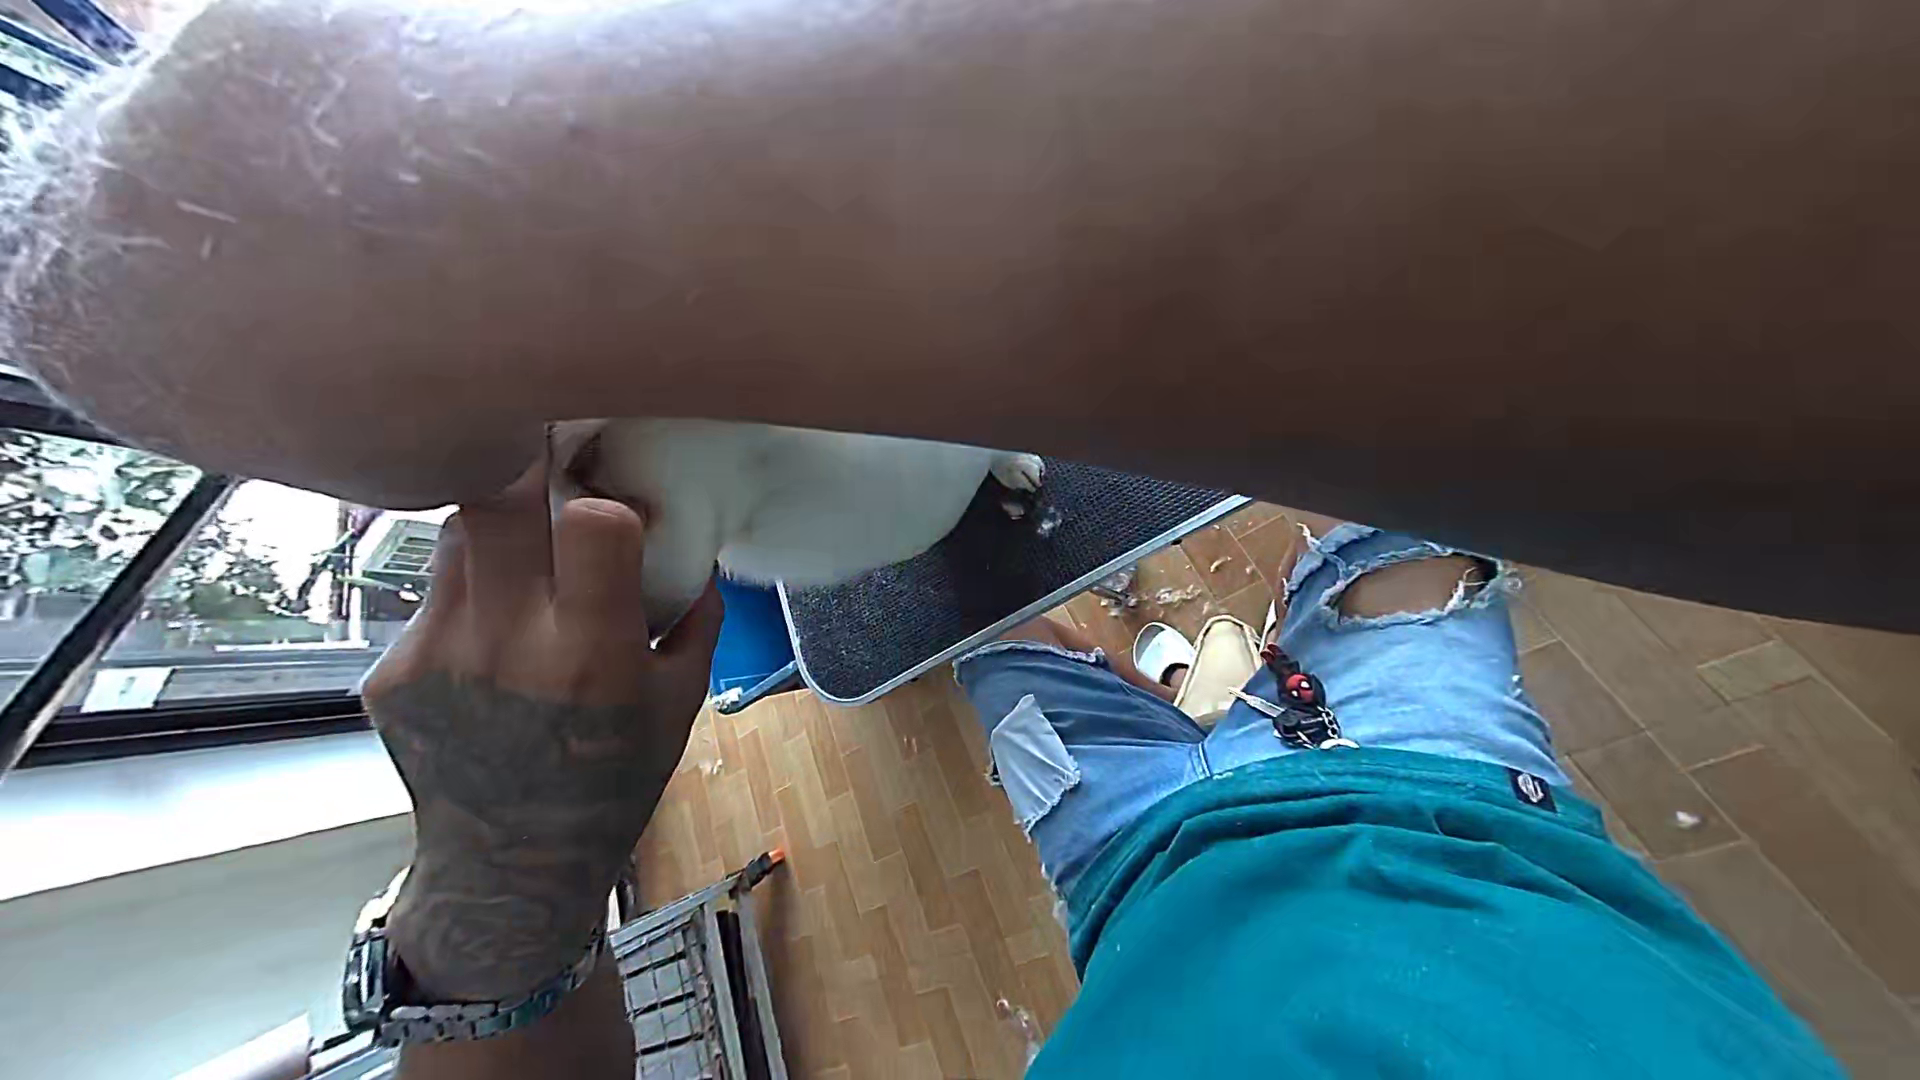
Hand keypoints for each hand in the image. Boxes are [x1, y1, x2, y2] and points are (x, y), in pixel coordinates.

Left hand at [361, 458, 723, 1000]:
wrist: (514, 859)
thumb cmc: (620, 775)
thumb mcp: (684, 696)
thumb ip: (697, 617)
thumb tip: (695, 550)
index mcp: (594, 651)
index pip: (594, 523)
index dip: (613, 499)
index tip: (622, 502)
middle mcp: (507, 641)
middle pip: (495, 499)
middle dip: (529, 465)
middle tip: (553, 459)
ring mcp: (435, 652)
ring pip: (458, 534)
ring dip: (501, 526)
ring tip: (531, 557)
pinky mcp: (389, 670)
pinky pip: (437, 591)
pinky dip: (474, 586)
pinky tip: (496, 628)